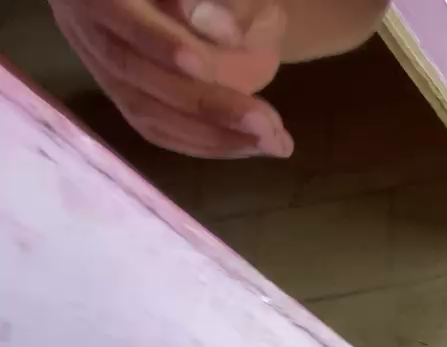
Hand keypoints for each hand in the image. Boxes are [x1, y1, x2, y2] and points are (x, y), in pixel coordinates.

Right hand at [47, 0, 290, 157]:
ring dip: (215, 134)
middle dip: (205, 103)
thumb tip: (214, 27)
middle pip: (129, 68)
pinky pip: (161, 132)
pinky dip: (211, 144)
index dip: (153, 39)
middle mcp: (85, 21)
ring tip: (275, 142)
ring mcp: (103, 64)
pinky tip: (256, 147)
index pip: (111, 8)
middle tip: (268, 124)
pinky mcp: (131, 99)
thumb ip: (225, 3)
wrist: (227, 16)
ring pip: (145, 109)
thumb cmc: (231, 2)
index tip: (201, 65)